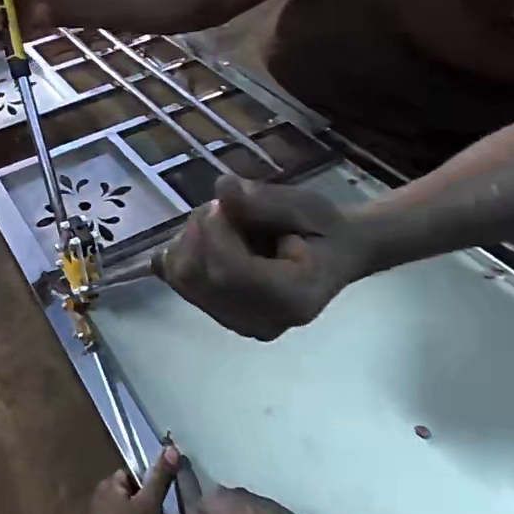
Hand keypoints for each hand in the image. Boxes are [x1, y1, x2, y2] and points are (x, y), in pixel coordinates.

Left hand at [157, 175, 371, 340]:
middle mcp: (261, 322)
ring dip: (190, 239)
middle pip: (198, 276)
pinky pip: (179, 283)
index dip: (214, 230)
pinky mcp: (220, 317)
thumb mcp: (306, 205)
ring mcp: (237, 324)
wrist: (335, 255)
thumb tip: (223, 188)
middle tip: (225, 208)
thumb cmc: (324, 229)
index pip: (227, 271)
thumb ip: (265, 201)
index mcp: (292, 298)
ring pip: (182, 278)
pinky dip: (184, 253)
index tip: (225, 203)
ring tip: (223, 225)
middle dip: (200, 231)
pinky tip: (210, 240)